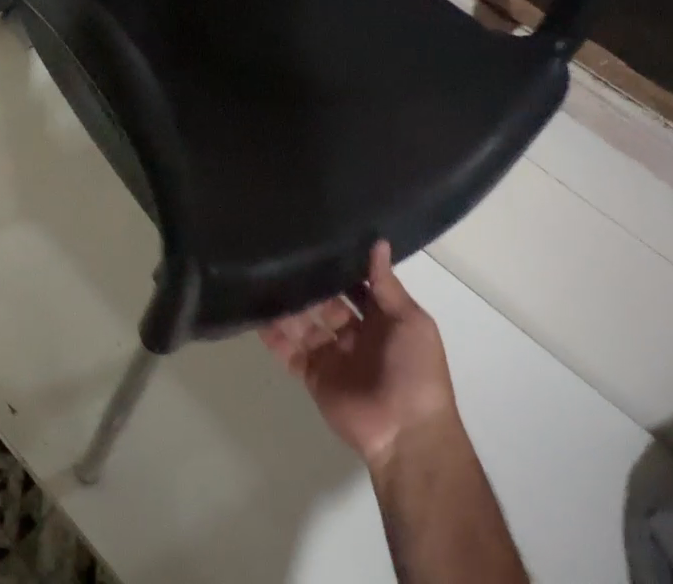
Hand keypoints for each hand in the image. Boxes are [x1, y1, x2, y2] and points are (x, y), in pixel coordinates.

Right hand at [260, 241, 459, 469]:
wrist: (405, 431)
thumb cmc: (415, 371)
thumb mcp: (411, 322)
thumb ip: (387, 285)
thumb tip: (378, 241)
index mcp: (384, 321)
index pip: (357, 288)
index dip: (341, 269)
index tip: (318, 243)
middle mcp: (356, 335)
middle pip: (327, 305)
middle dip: (310, 288)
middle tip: (283, 260)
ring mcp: (333, 357)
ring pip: (305, 326)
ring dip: (288, 309)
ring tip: (265, 283)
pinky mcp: (314, 376)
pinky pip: (291, 353)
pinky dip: (275, 338)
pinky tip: (257, 318)